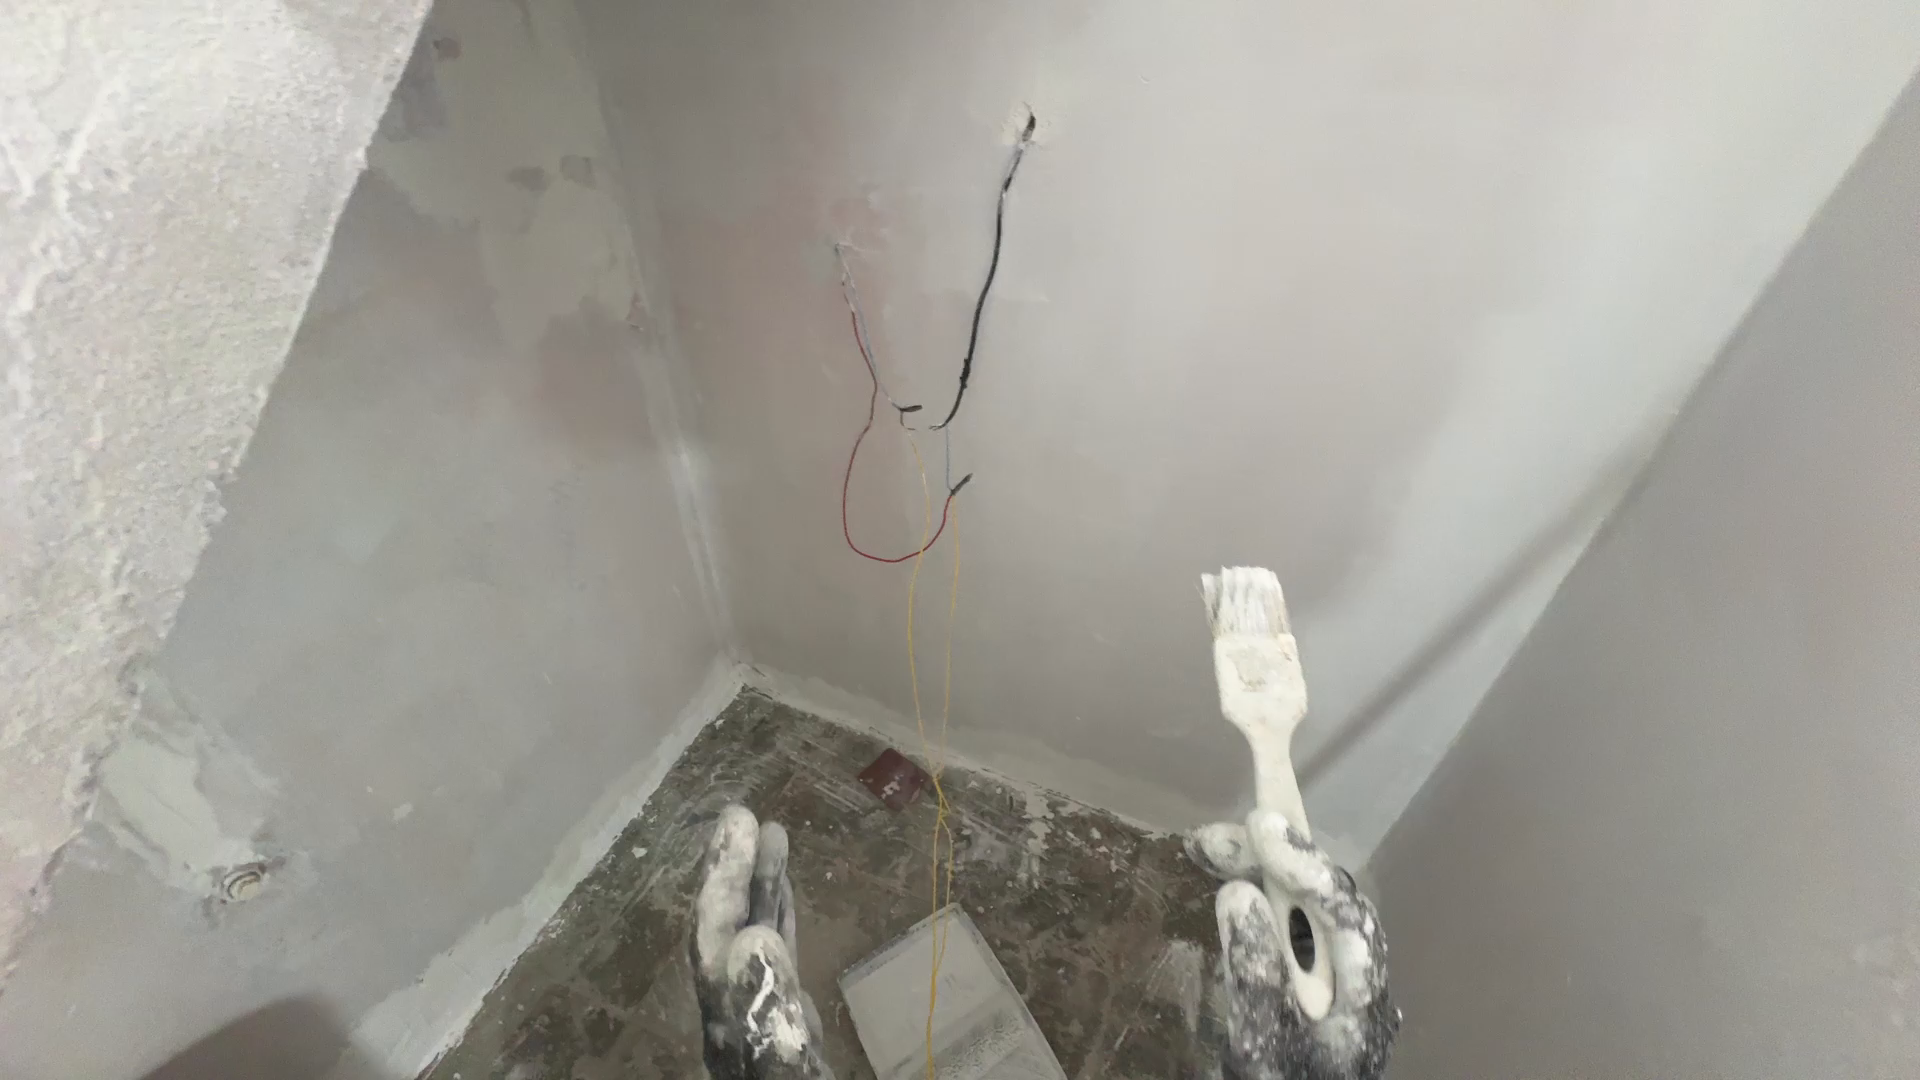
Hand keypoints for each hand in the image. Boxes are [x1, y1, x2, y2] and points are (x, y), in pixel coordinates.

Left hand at [692, 805, 835, 1079]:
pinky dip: (784, 920)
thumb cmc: (790, 1079)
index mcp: (733, 1033)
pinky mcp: (784, 1032)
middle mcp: (737, 1025)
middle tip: (745, 812)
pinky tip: (786, 898)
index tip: (742, 827)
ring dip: (763, 887)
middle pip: (727, 937)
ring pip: (756, 944)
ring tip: (774, 832)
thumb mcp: (787, 1069)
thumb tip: (750, 942)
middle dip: (734, 873)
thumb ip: (770, 1028)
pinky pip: (780, 964)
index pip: (717, 948)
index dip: (724, 882)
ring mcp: (761, 1026)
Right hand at [1188, 811, 1399, 1079]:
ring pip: (1305, 897)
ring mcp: (1333, 967)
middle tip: (1209, 838)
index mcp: (1360, 996)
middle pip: (1325, 894)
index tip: (1260, 823)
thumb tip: (1237, 890)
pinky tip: (1223, 868)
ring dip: (1258, 862)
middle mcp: (1356, 973)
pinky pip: (1286, 909)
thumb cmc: (1278, 1079)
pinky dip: (1254, 878)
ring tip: (1206, 845)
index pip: (1343, 915)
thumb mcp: (1260, 1041)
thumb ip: (1256, 976)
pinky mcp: (1305, 964)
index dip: (1304, 864)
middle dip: (1272, 855)